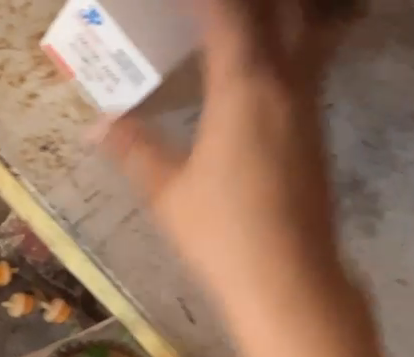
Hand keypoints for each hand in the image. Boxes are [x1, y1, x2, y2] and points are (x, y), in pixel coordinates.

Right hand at [102, 0, 351, 311]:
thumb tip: (98, 125)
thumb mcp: (165, 193)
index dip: (204, 1)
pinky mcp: (315, 123)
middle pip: (281, 10)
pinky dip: (286, 39)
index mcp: (245, 90)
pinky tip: (262, 58)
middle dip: (246, 4)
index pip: (229, 18)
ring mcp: (309, 100)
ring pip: (305, 28)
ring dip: (275, 14)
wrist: (285, 272)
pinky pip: (308, 56)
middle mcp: (287, 80)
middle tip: (208, 10)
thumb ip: (134, 150)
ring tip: (242, 21)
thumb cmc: (219, 233)